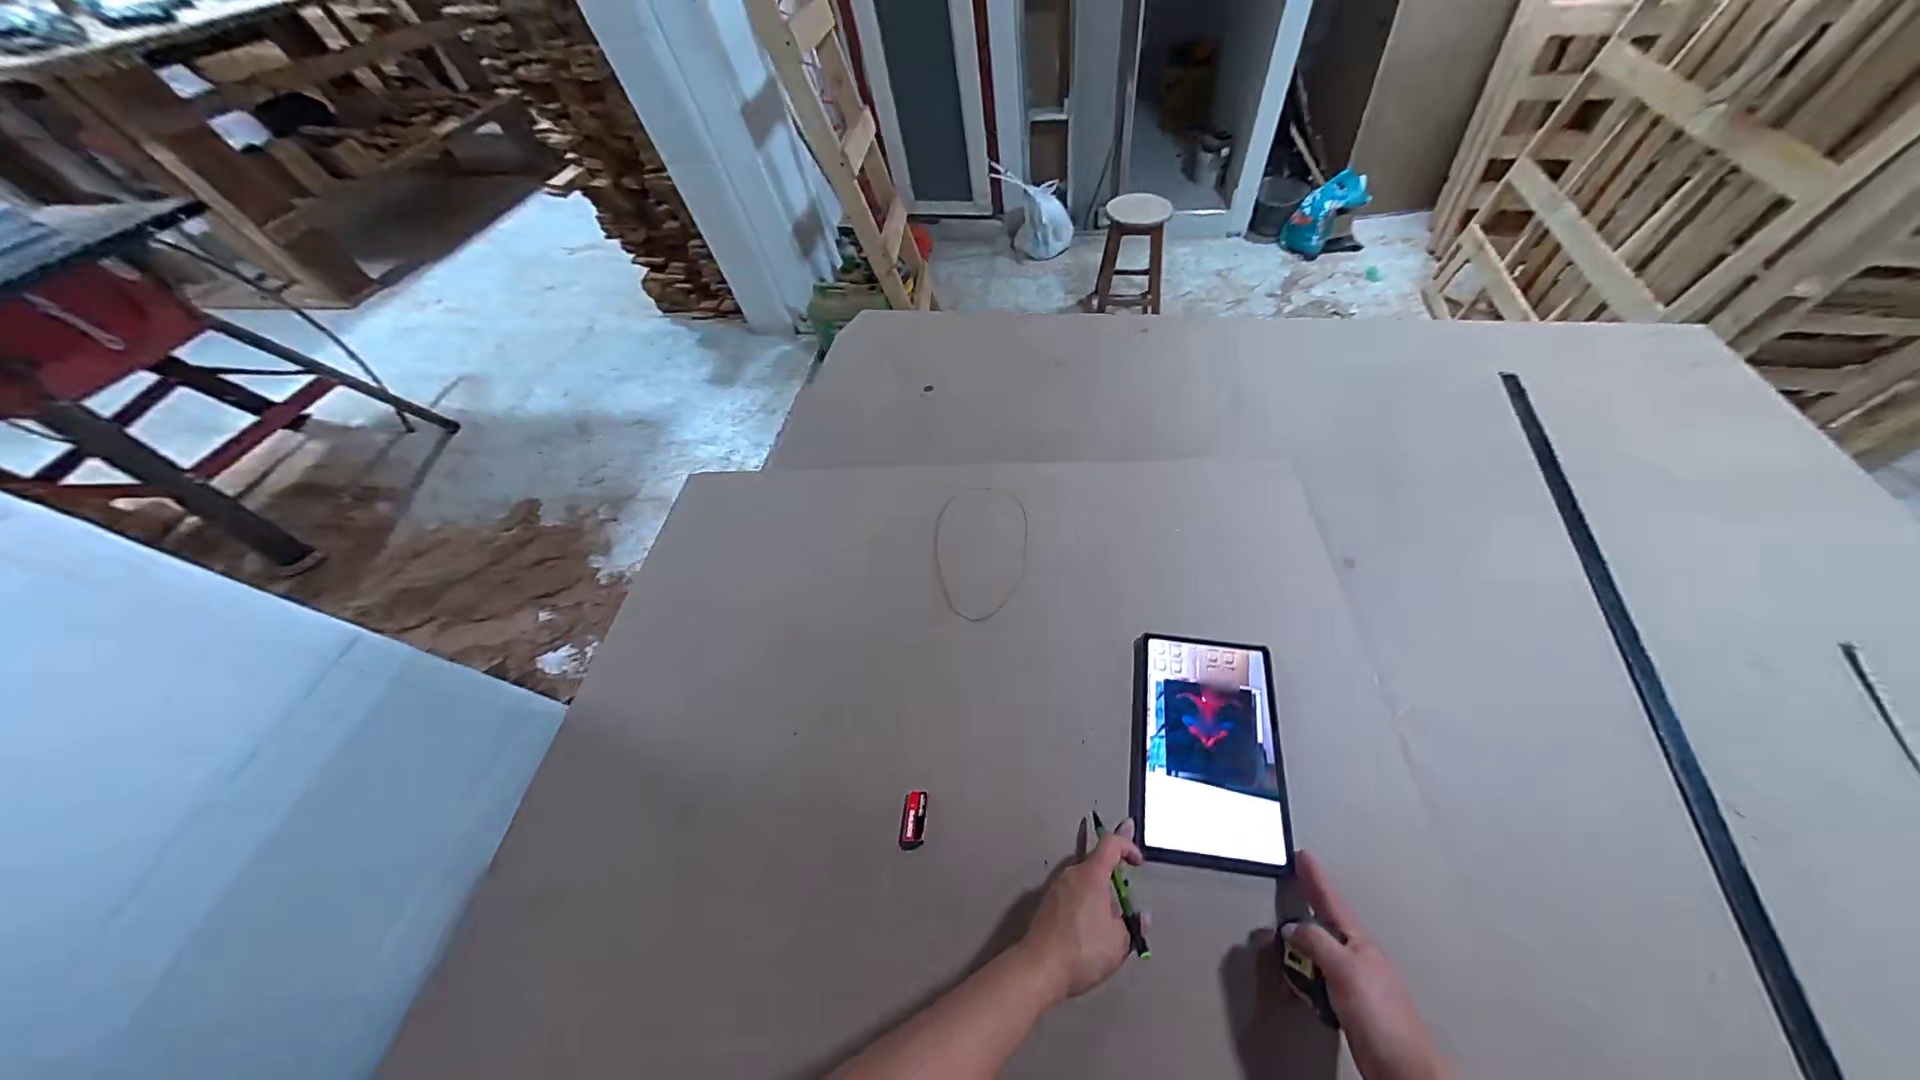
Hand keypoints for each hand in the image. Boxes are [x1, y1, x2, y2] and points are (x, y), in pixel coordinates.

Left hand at [1017, 818, 1144, 1001]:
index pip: (1111, 843)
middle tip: (1123, 906)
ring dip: (1099, 894)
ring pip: (1084, 880)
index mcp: (1091, 875)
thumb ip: (1134, 924)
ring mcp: (1056, 887)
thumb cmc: (1084, 951)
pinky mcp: (1048, 902)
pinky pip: (1072, 893)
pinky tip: (1088, 932)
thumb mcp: (1120, 941)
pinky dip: (1085, 904)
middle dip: (1113, 879)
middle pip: (1096, 863)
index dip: (1128, 846)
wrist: (1040, 967)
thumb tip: (1140, 916)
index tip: (1138, 862)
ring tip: (1107, 926)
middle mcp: (1071, 874)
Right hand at [1280, 851, 1455, 1079]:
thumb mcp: (1344, 970)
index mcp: (1359, 944)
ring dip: (1299, 948)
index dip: (1316, 878)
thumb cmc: (1382, 1019)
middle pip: (1323, 925)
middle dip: (1303, 911)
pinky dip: (1303, 976)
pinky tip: (1297, 983)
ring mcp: (1354, 982)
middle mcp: (1357, 958)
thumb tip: (1293, 928)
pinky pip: (1318, 979)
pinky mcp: (1348, 1006)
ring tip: (1283, 948)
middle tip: (1287, 896)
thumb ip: (1316, 943)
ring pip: (1318, 953)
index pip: (1332, 901)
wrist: (1404, 1070)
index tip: (1303, 856)